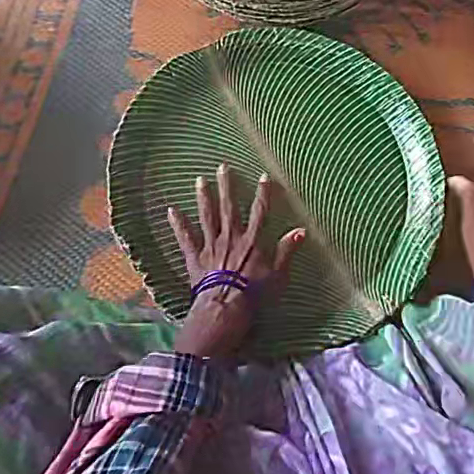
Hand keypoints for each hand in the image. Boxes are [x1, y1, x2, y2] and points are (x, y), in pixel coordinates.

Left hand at [167, 164, 307, 361]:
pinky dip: (178, 223)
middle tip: (222, 166)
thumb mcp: (278, 273)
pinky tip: (172, 209)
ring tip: (200, 180)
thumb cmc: (255, 294)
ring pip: (207, 216)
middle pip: (229, 207)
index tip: (264, 176)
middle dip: (227, 186)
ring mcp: (211, 245)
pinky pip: (185, 237)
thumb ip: (287, 250)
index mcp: (252, 241)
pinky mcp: (195, 257)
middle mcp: (231, 237)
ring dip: (204, 197)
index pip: (260, 212)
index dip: (263, 193)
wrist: (226, 306)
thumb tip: (301, 230)